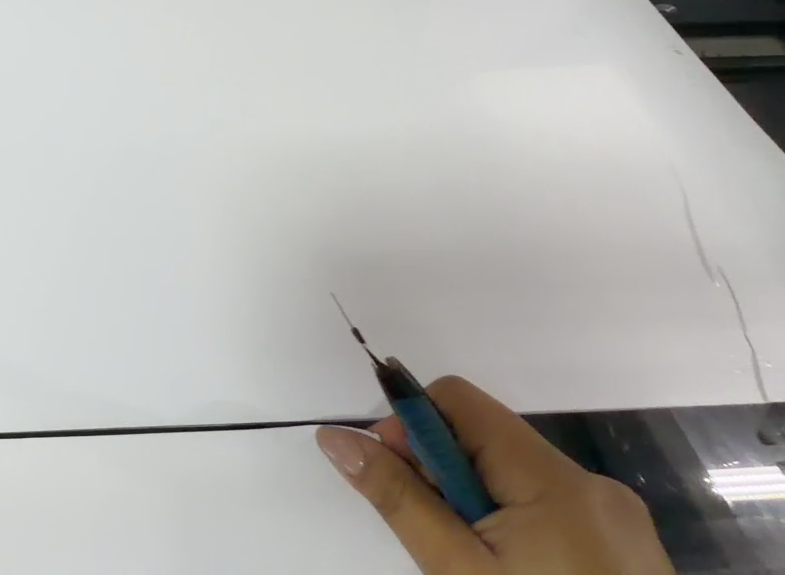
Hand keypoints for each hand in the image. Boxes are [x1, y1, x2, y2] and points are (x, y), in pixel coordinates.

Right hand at [316, 376, 673, 574]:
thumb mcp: (458, 569)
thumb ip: (397, 496)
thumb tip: (334, 437)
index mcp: (556, 481)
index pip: (457, 400)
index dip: (410, 424)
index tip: (394, 475)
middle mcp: (592, 486)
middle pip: (481, 438)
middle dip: (438, 471)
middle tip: (433, 532)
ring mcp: (615, 519)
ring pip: (507, 474)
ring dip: (470, 500)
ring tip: (474, 560)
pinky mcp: (622, 546)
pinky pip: (541, 504)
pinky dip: (507, 522)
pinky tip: (508, 568)